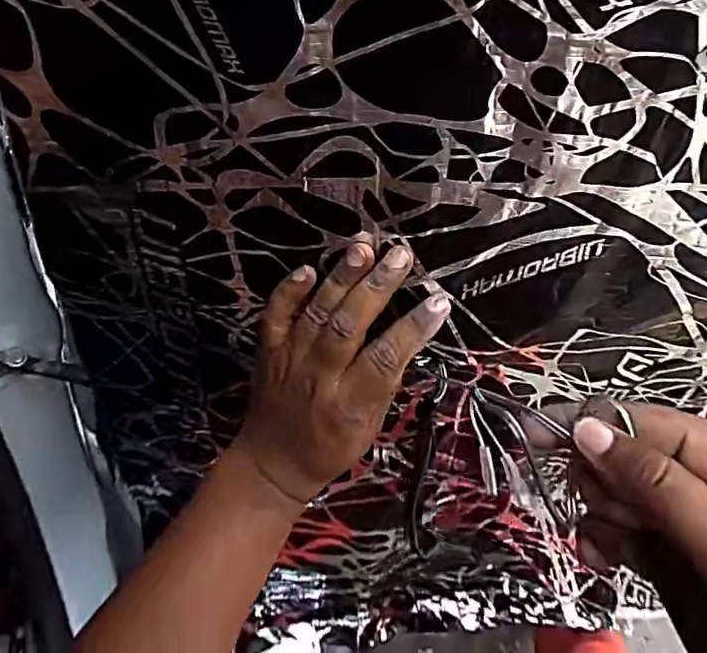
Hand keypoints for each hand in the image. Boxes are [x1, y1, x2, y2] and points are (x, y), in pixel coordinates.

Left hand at [227, 234, 452, 507]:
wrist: (272, 460)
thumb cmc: (331, 446)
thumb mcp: (369, 427)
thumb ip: (385, 383)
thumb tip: (410, 335)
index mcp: (350, 404)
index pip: (385, 359)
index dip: (412, 328)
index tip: (438, 299)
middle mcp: (318, 375)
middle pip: (349, 325)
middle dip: (377, 286)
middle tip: (400, 255)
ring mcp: (289, 357)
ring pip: (317, 311)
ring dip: (341, 277)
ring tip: (363, 247)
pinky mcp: (267, 346)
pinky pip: (275, 313)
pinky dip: (289, 290)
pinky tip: (308, 268)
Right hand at [569, 403, 706, 652]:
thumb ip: (659, 486)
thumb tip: (587, 428)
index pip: (634, 422)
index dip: (583, 430)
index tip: (534, 444)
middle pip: (623, 459)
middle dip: (598, 485)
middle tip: (601, 520)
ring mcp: (704, 523)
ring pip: (624, 499)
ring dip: (601, 518)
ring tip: (600, 548)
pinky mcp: (697, 561)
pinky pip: (638, 535)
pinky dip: (612, 542)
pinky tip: (604, 555)